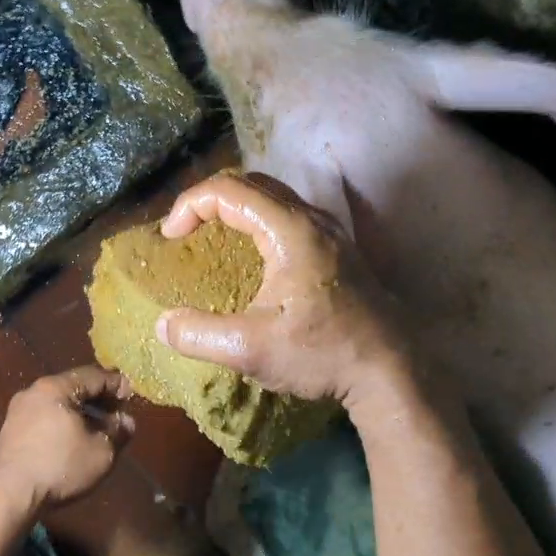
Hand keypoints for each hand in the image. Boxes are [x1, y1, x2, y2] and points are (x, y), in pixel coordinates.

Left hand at [0, 366, 134, 516]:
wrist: (10, 494)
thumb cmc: (60, 467)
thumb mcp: (101, 452)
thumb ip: (118, 432)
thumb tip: (126, 422)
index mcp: (55, 387)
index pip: (93, 375)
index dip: (116, 384)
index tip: (131, 397)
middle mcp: (33, 391)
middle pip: (73, 387)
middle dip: (98, 400)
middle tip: (117, 415)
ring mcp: (18, 410)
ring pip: (58, 403)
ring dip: (81, 413)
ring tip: (98, 431)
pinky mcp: (11, 430)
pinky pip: (44, 416)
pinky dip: (63, 422)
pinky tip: (73, 440)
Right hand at [156, 172, 407, 411]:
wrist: (393, 372)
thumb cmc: (323, 354)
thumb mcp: (251, 350)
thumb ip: (200, 334)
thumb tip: (162, 324)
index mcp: (290, 230)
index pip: (228, 190)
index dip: (190, 205)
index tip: (170, 238)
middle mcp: (313, 220)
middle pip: (252, 183)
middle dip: (210, 201)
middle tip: (186, 231)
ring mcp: (331, 233)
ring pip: (274, 197)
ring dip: (236, 210)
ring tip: (213, 240)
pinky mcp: (340, 252)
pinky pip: (289, 217)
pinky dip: (258, 223)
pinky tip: (252, 260)